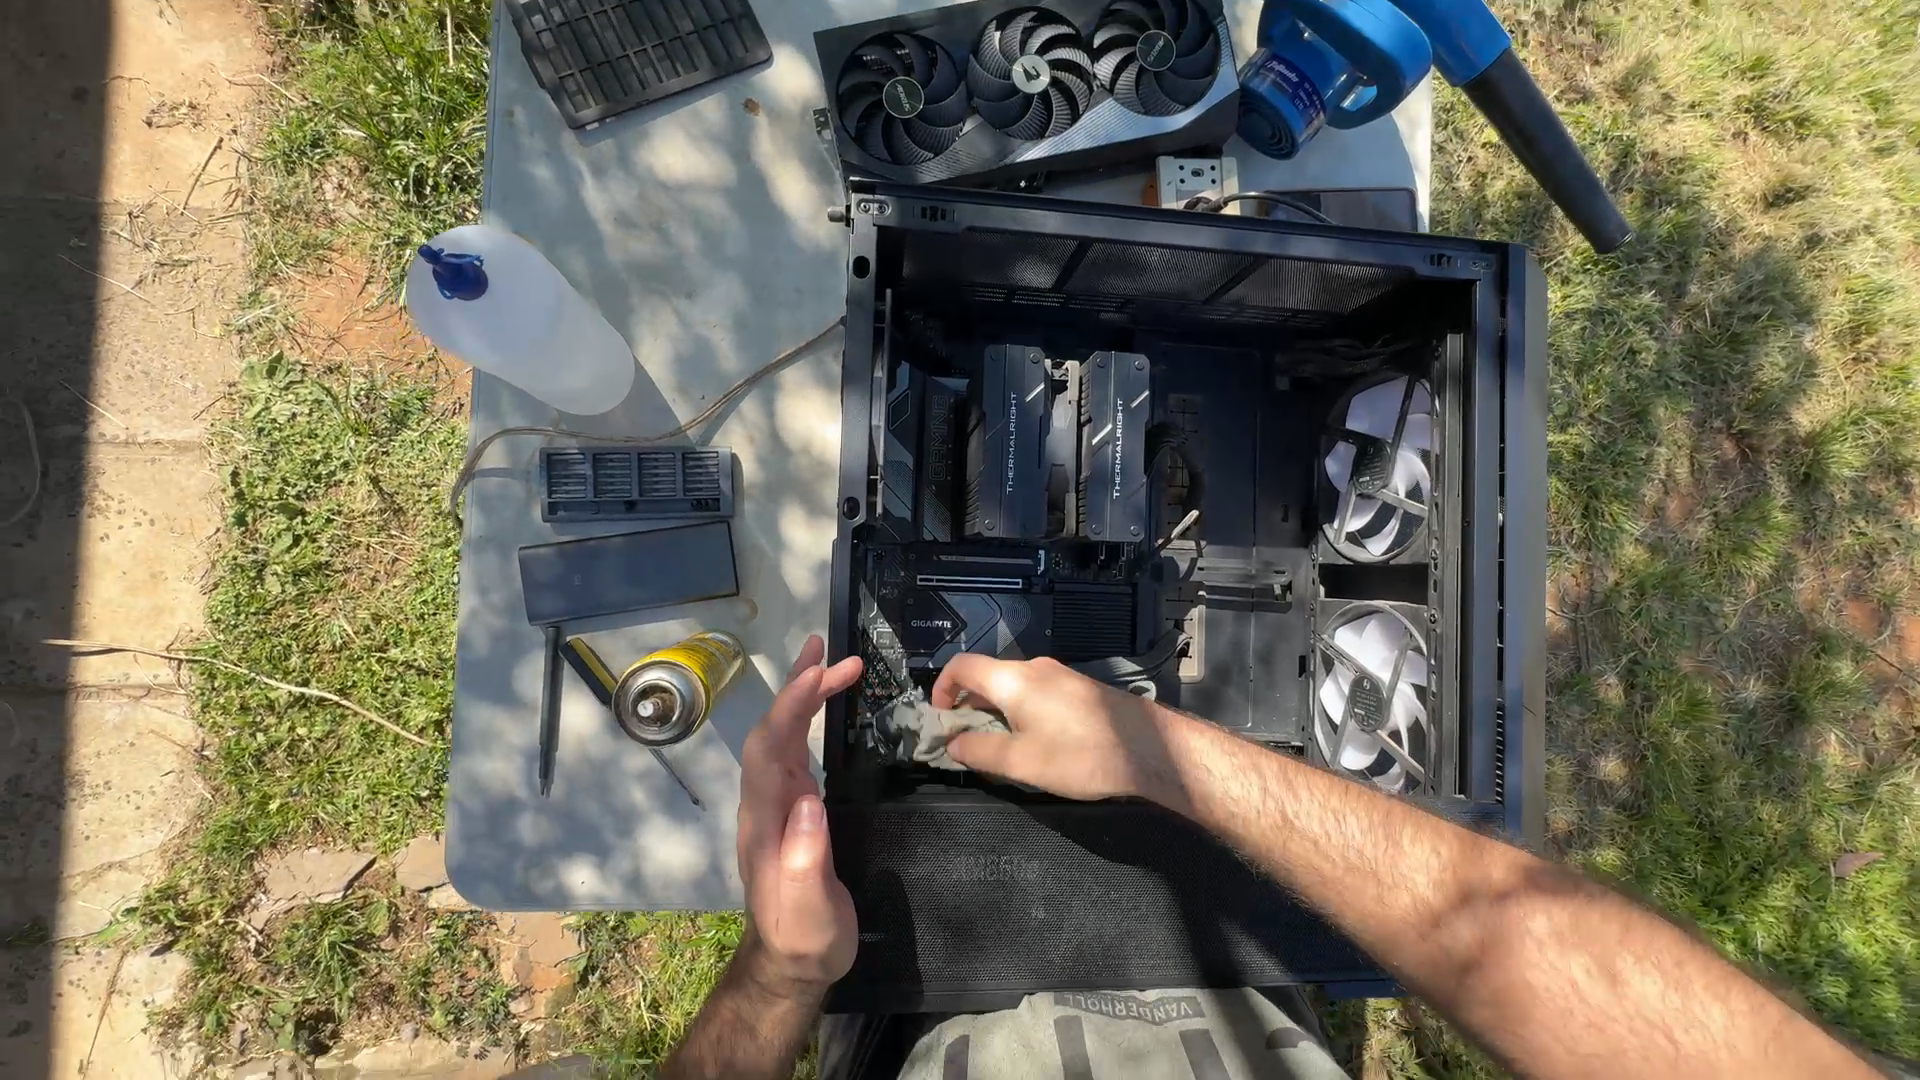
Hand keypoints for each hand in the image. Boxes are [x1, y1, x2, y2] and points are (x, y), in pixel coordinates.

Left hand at [734, 635, 863, 996]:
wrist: (792, 961)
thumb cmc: (803, 936)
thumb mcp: (807, 909)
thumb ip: (804, 861)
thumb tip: (809, 804)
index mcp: (764, 817)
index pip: (770, 747)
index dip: (791, 706)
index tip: (819, 672)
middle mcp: (765, 800)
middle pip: (773, 729)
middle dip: (797, 687)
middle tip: (829, 650)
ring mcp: (776, 801)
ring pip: (783, 734)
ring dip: (802, 695)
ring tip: (830, 662)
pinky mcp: (793, 805)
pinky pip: (796, 748)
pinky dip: (808, 718)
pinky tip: (824, 704)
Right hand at [930, 655, 1184, 802]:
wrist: (1148, 747)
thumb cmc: (1079, 754)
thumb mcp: (1021, 761)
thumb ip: (980, 751)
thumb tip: (953, 743)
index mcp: (1012, 679)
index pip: (961, 666)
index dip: (941, 688)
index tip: (940, 718)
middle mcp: (1033, 668)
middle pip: (986, 676)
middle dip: (968, 705)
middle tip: (965, 740)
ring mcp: (1059, 675)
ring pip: (1012, 686)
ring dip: (995, 711)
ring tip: (999, 746)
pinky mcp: (1078, 688)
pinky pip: (1035, 692)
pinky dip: (1020, 711)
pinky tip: (1034, 741)